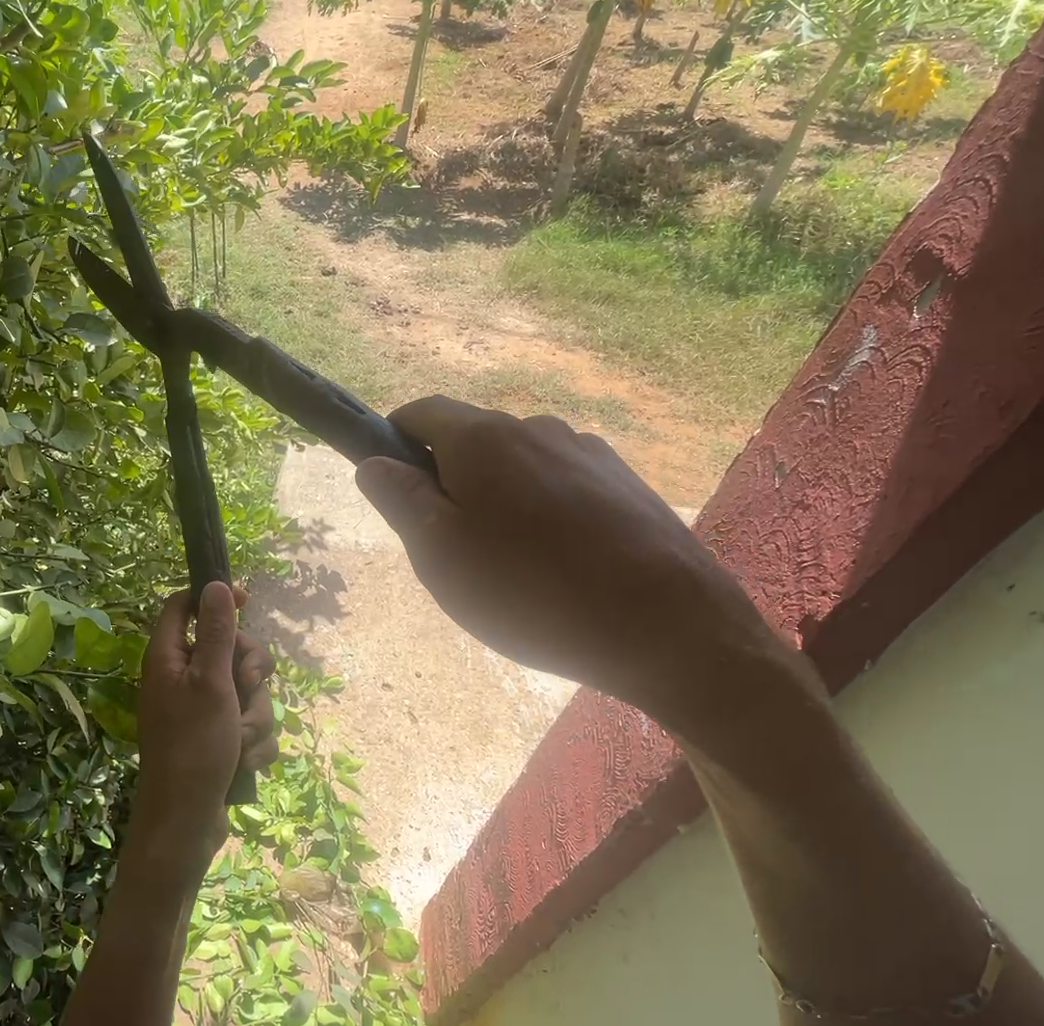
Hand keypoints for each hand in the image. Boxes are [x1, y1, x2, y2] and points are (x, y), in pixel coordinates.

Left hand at [129, 582, 277, 876]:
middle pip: (228, 649)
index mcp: (168, 657)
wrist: (186, 822)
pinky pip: (248, 723)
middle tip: (245, 689)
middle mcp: (182, 678)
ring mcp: (200, 710)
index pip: (183, 606)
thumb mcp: (211, 683)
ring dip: (254, 715)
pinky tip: (245, 763)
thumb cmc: (193, 746)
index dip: (213, 598)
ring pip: (246, 690)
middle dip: (248, 673)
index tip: (246, 600)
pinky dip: (252, 742)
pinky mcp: (217, 738)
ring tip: (241, 741)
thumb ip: (217, 633)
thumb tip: (216, 583)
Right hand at [355, 395, 817, 741]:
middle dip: (446, 480)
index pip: (419, 412)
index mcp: (481, 438)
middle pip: (469, 439)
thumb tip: (372, 461)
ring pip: (517, 464)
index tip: (394, 492)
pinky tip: (559, 565)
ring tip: (509, 565)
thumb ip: (397, 497)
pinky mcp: (627, 483)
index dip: (393, 443)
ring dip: (496, 497)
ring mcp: (588, 452)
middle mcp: (535, 428)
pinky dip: (542, 511)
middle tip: (450, 548)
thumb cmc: (529, 590)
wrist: (671, 630)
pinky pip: (560, 484)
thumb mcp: (436, 551)